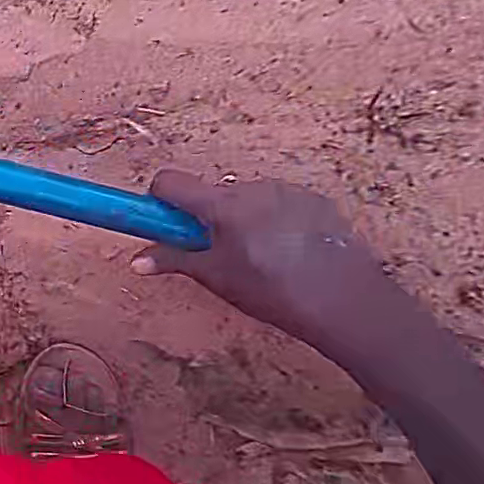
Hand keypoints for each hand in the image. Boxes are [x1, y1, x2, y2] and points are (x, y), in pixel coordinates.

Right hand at [129, 170, 399, 350]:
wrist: (347, 302)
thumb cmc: (271, 290)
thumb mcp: (215, 277)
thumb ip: (173, 260)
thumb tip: (136, 261)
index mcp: (222, 205)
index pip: (170, 181)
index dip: (160, 200)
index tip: (164, 223)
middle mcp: (252, 188)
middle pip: (211, 192)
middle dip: (204, 217)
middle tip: (215, 253)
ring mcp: (287, 191)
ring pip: (245, 199)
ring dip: (239, 220)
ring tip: (257, 258)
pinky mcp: (315, 201)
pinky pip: (277, 203)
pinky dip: (271, 221)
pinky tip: (286, 253)